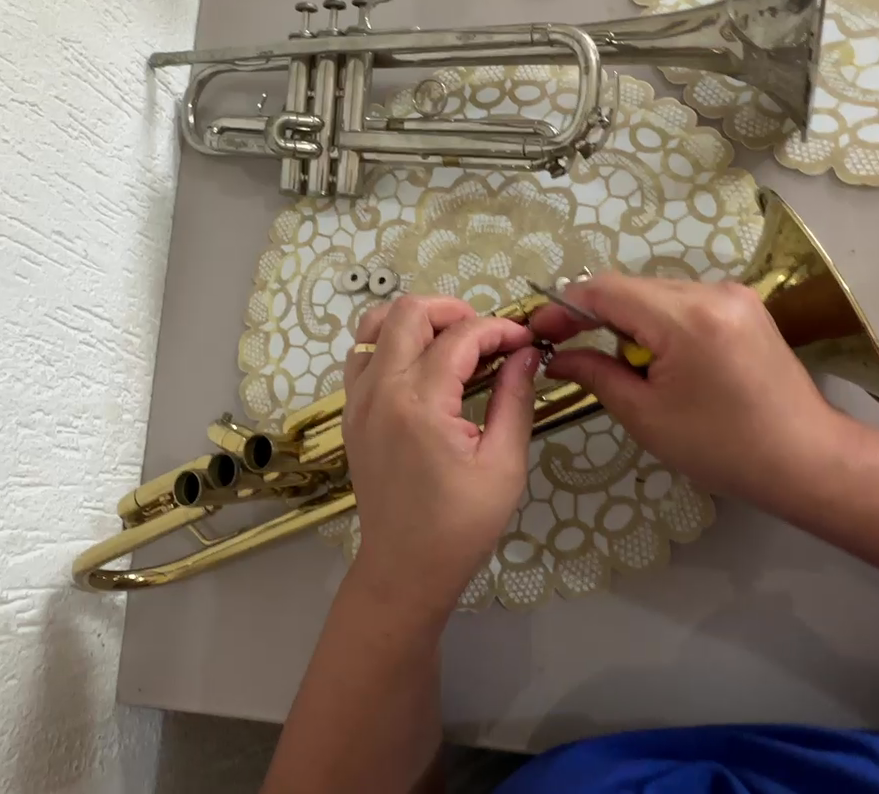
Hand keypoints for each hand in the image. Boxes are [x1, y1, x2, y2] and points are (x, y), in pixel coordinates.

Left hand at [340, 296, 542, 617]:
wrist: (404, 568)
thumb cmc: (461, 525)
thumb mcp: (503, 465)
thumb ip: (515, 399)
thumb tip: (527, 353)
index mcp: (420, 403)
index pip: (460, 336)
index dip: (499, 329)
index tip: (525, 341)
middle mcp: (380, 389)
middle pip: (407, 312)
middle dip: (453, 310)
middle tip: (488, 335)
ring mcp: (357, 398)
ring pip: (375, 324)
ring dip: (417, 320)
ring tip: (454, 342)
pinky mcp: (351, 411)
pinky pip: (363, 353)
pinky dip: (391, 342)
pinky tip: (423, 365)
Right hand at [530, 275, 845, 501]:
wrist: (808, 460)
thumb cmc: (722, 447)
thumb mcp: (645, 415)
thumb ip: (595, 373)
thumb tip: (554, 356)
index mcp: (686, 318)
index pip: (606, 291)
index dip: (565, 306)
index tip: (539, 330)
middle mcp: (711, 291)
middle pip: (630, 288)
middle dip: (593, 315)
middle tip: (564, 347)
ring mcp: (732, 294)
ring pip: (655, 293)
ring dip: (626, 320)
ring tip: (618, 362)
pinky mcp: (744, 305)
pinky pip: (682, 301)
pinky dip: (656, 322)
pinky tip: (656, 357)